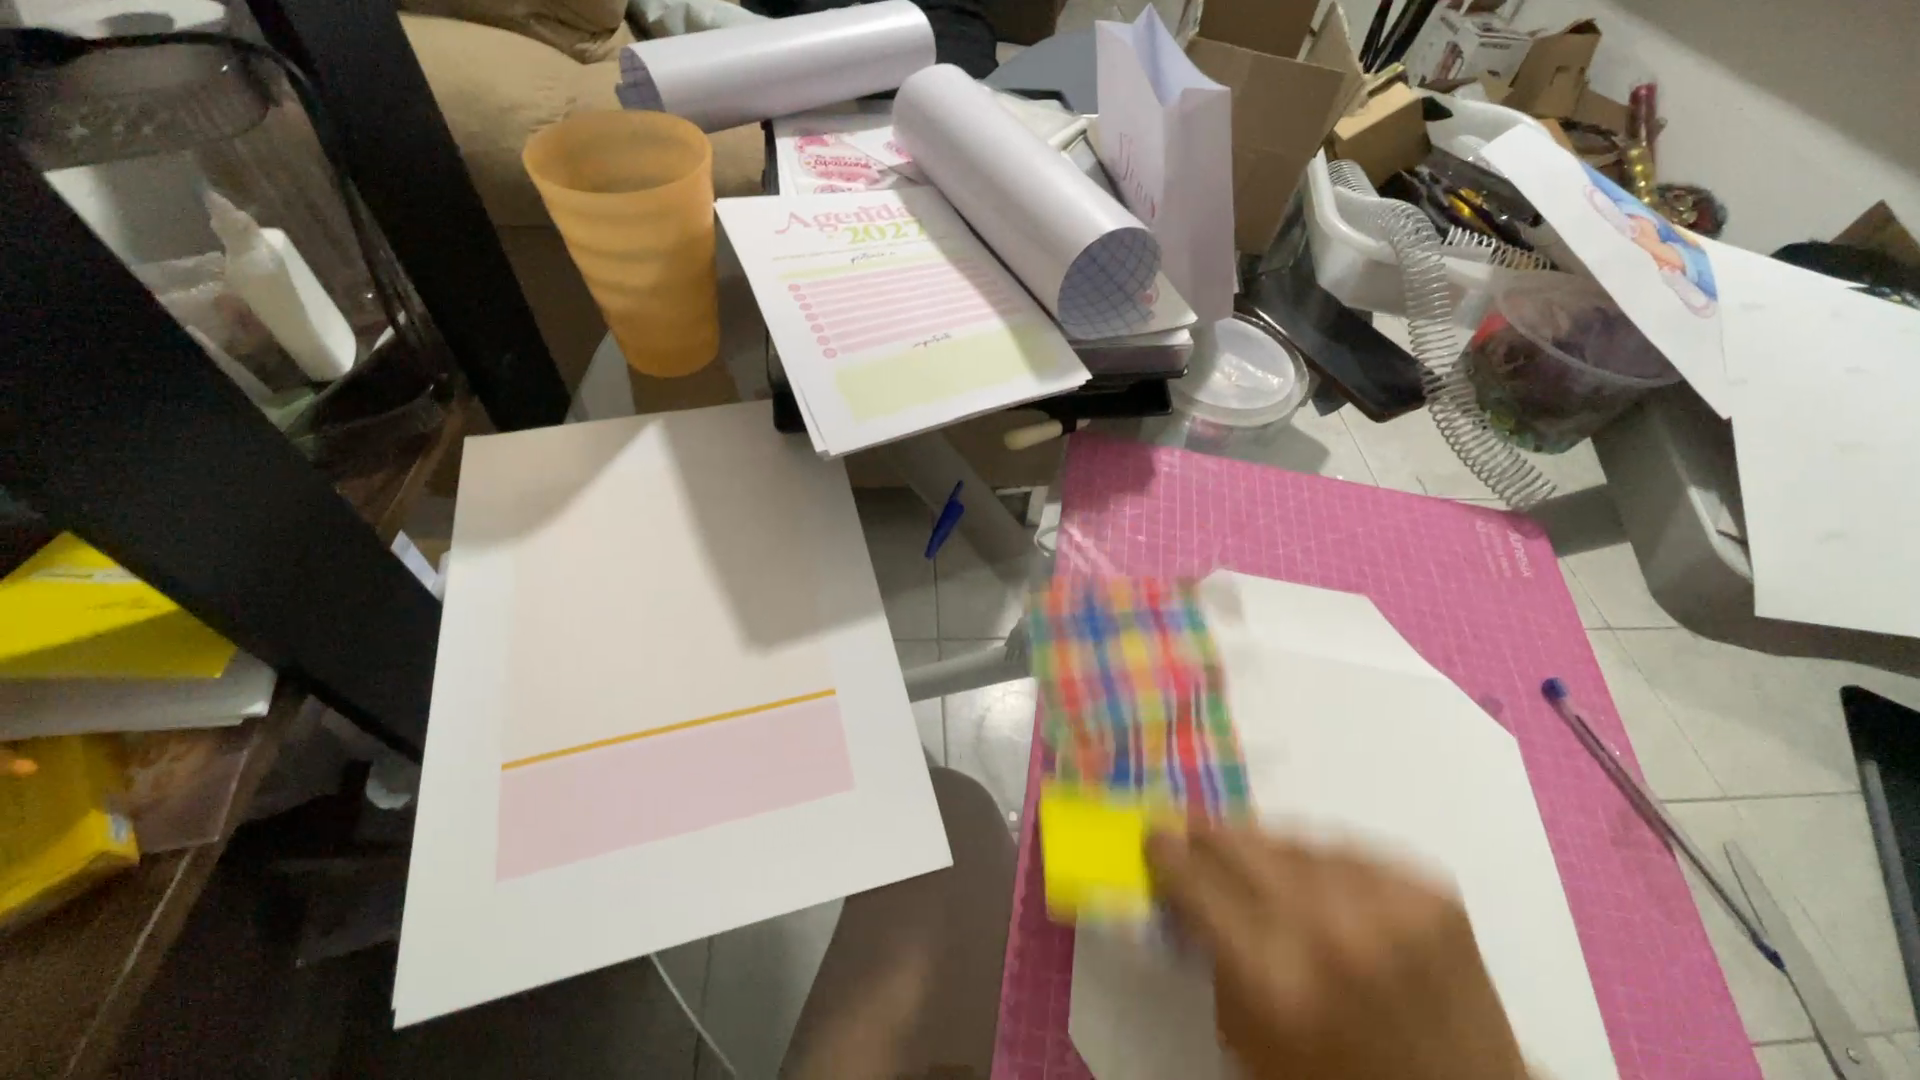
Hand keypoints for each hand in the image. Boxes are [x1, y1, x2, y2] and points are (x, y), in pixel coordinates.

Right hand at [1145, 824, 1526, 1079]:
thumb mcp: (1249, 1041)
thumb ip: (1212, 958)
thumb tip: (1184, 891)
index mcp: (1273, 977)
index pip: (1193, 881)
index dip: (1164, 853)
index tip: (1152, 837)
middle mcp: (1328, 925)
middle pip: (1238, 842)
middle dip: (1207, 836)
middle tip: (1193, 832)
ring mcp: (1386, 901)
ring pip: (1292, 838)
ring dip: (1265, 848)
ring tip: (1256, 861)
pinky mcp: (1428, 889)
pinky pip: (1348, 850)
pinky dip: (1322, 862)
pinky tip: (1318, 883)